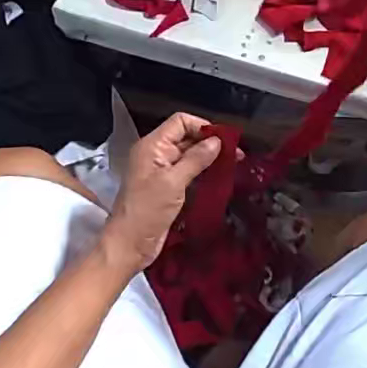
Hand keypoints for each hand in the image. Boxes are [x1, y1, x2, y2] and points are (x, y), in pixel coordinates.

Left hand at [99, 112, 222, 272]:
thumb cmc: (147, 211)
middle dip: (210, 142)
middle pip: (186, 136)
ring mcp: (161, 171)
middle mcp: (156, 154)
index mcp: (152, 146)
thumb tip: (217, 141)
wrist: (129, 245)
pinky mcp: (167, 186)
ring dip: (209, 157)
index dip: (202, 126)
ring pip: (189, 154)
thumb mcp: (173, 183)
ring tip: (233, 164)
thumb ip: (195, 159)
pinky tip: (220, 177)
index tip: (225, 139)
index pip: (180, 122)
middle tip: (237, 154)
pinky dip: (203, 171)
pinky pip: (188, 171)